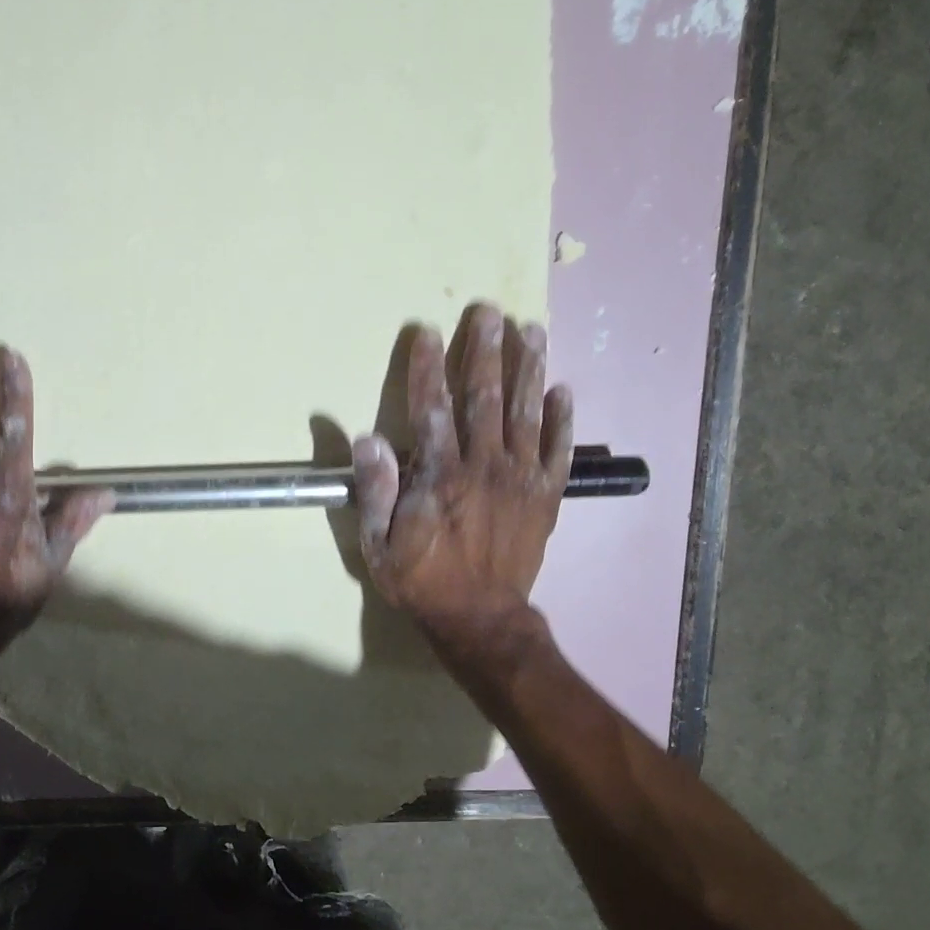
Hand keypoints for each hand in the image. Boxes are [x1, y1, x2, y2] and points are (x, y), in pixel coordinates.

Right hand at [351, 303, 572, 656]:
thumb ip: (375, 489)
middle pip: (483, 397)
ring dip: (527, 368)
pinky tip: (562, 388)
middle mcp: (483, 466)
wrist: (480, 618)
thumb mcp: (378, 542)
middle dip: (483, 351)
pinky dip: (562, 418)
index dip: (426, 368)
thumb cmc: (420, 579)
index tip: (425, 332)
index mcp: (438, 475)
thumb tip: (366, 438)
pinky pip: (558, 449)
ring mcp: (520, 478)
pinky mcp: (547, 495)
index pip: (431, 409)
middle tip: (487, 311)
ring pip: (525, 412)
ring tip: (530, 329)